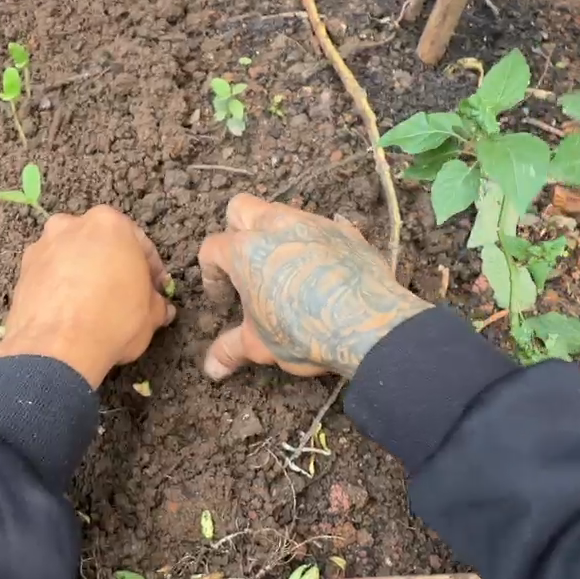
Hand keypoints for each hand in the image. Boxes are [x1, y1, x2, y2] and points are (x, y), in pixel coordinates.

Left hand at [0, 206, 174, 387]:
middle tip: (125, 296)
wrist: (57, 348)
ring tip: (94, 307)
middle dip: (113, 266)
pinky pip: (50, 276)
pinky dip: (61, 289)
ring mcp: (42, 247)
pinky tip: (71, 314)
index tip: (156, 290)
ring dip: (84, 276)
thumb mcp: (150, 316)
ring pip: (71, 258)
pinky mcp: (21, 272)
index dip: (152, 270)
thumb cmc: (113, 320)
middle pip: (99, 244)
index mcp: (109, 224)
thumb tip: (160, 308)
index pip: (139, 244)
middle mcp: (71, 225)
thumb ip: (156, 304)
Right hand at [197, 193, 427, 379]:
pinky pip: (323, 226)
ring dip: (277, 233)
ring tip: (285, 269)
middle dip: (237, 230)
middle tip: (246, 266)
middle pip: (241, 208)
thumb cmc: (303, 332)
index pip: (212, 248)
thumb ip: (230, 350)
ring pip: (283, 212)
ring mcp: (313, 224)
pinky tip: (322, 270)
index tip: (223, 298)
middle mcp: (276, 226)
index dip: (211, 274)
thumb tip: (212, 370)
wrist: (367, 324)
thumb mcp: (260, 345)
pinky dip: (315, 243)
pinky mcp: (346, 231)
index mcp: (245, 250)